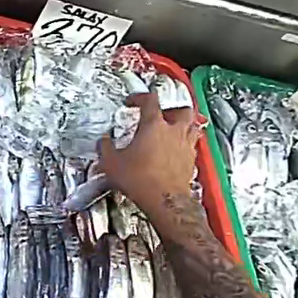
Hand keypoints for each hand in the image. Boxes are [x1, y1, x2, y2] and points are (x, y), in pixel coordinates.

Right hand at [99, 92, 201, 224]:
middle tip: (159, 112)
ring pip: (193, 125)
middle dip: (170, 108)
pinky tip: (173, 149)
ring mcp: (186, 146)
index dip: (139, 97)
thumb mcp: (111, 162)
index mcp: (154, 125)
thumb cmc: (140, 179)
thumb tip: (104, 141)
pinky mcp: (192, 160)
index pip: (150, 100)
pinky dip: (184, 142)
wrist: (164, 200)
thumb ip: (106, 147)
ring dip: (182, 123)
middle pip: (181, 109)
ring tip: (171, 127)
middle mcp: (174, 132)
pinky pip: (192, 144)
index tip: (132, 101)